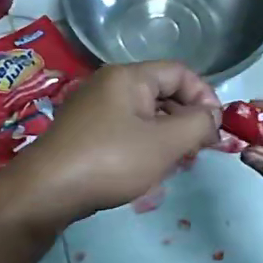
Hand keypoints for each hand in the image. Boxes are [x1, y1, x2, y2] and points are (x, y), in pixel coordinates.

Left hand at [5, 61, 220, 226]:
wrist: (47, 190)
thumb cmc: (110, 160)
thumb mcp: (165, 142)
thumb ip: (198, 124)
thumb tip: (212, 117)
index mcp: (127, 76)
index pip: (180, 72)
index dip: (205, 97)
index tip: (215, 130)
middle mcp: (107, 84)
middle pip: (161, 93)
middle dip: (185, 120)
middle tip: (197, 152)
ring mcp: (91, 109)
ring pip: (142, 115)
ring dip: (165, 137)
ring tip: (174, 165)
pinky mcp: (82, 133)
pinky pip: (122, 131)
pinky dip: (141, 146)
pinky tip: (145, 171)